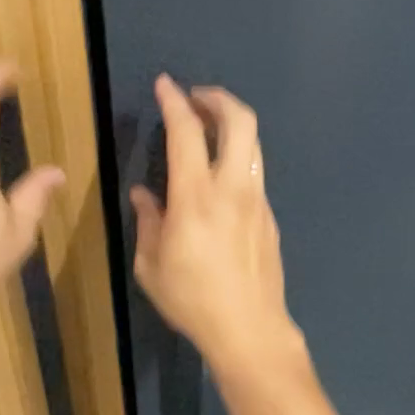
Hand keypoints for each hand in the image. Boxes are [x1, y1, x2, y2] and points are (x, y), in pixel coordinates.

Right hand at [130, 76, 300, 373]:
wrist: (250, 329)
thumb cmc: (192, 301)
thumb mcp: (151, 266)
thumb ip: (148, 222)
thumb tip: (144, 196)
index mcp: (196, 197)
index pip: (186, 131)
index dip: (174, 101)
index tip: (165, 84)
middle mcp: (233, 189)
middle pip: (241, 121)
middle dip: (218, 98)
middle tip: (196, 99)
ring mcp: (258, 202)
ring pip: (254, 146)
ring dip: (232, 127)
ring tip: (210, 131)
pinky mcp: (270, 219)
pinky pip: (255, 176)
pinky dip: (238, 161)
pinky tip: (221, 182)